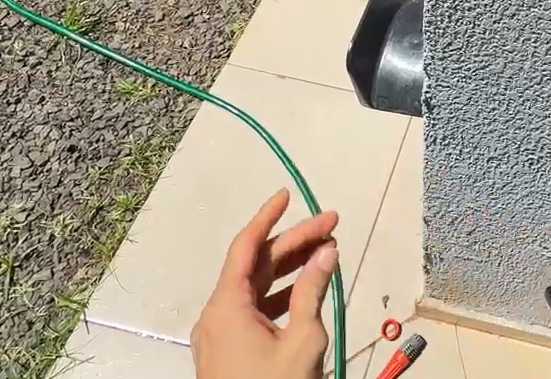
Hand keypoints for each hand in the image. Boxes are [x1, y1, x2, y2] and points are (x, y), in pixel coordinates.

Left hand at [192, 189, 340, 378]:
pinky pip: (256, 310)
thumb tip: (326, 251)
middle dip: (295, 242)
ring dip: (292, 268)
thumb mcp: (302, 339)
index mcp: (226, 307)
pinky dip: (283, 294)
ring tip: (328, 252)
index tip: (288, 195)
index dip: (267, 217)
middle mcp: (217, 316)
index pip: (246, 247)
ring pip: (258, 288)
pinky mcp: (229, 355)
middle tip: (333, 224)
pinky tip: (310, 289)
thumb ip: (313, 290)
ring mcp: (221, 337)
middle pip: (256, 265)